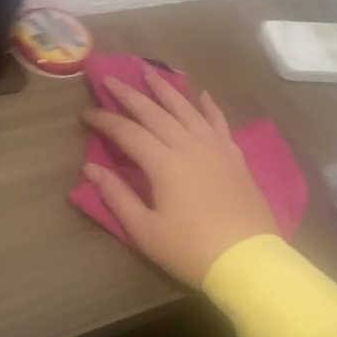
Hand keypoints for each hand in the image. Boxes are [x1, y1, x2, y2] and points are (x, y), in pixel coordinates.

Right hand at [81, 69, 278, 286]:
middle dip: (130, 94)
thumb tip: (90, 167)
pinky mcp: (235, 159)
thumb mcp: (145, 230)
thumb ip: (117, 196)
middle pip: (154, 112)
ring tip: (151, 72)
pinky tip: (203, 95)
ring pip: (187, 110)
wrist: (250, 264)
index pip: (127, 132)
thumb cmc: (191, 250)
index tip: (86, 113)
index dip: (104, 120)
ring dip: (166, 90)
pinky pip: (219, 124)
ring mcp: (215, 149)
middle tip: (110, 79)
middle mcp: (188, 146)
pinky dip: (210, 108)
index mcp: (163, 163)